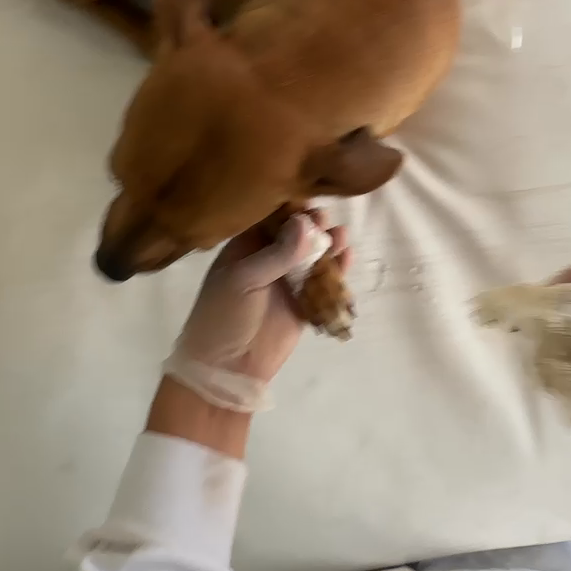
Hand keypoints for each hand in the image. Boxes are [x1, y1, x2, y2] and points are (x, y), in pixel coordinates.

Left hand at [165, 213, 350, 410]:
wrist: (226, 369)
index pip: (270, 219)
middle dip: (312, 226)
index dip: (290, 208)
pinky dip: (336, 271)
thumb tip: (308, 223)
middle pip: (296, 235)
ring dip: (328, 245)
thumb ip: (277, 253)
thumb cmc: (224, 316)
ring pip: (312, 257)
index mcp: (244, 248)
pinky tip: (347, 258)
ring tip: (341, 236)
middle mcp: (266, 261)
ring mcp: (286, 283)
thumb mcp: (244, 279)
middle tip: (325, 220)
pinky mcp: (302, 304)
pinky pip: (322, 283)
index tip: (308, 201)